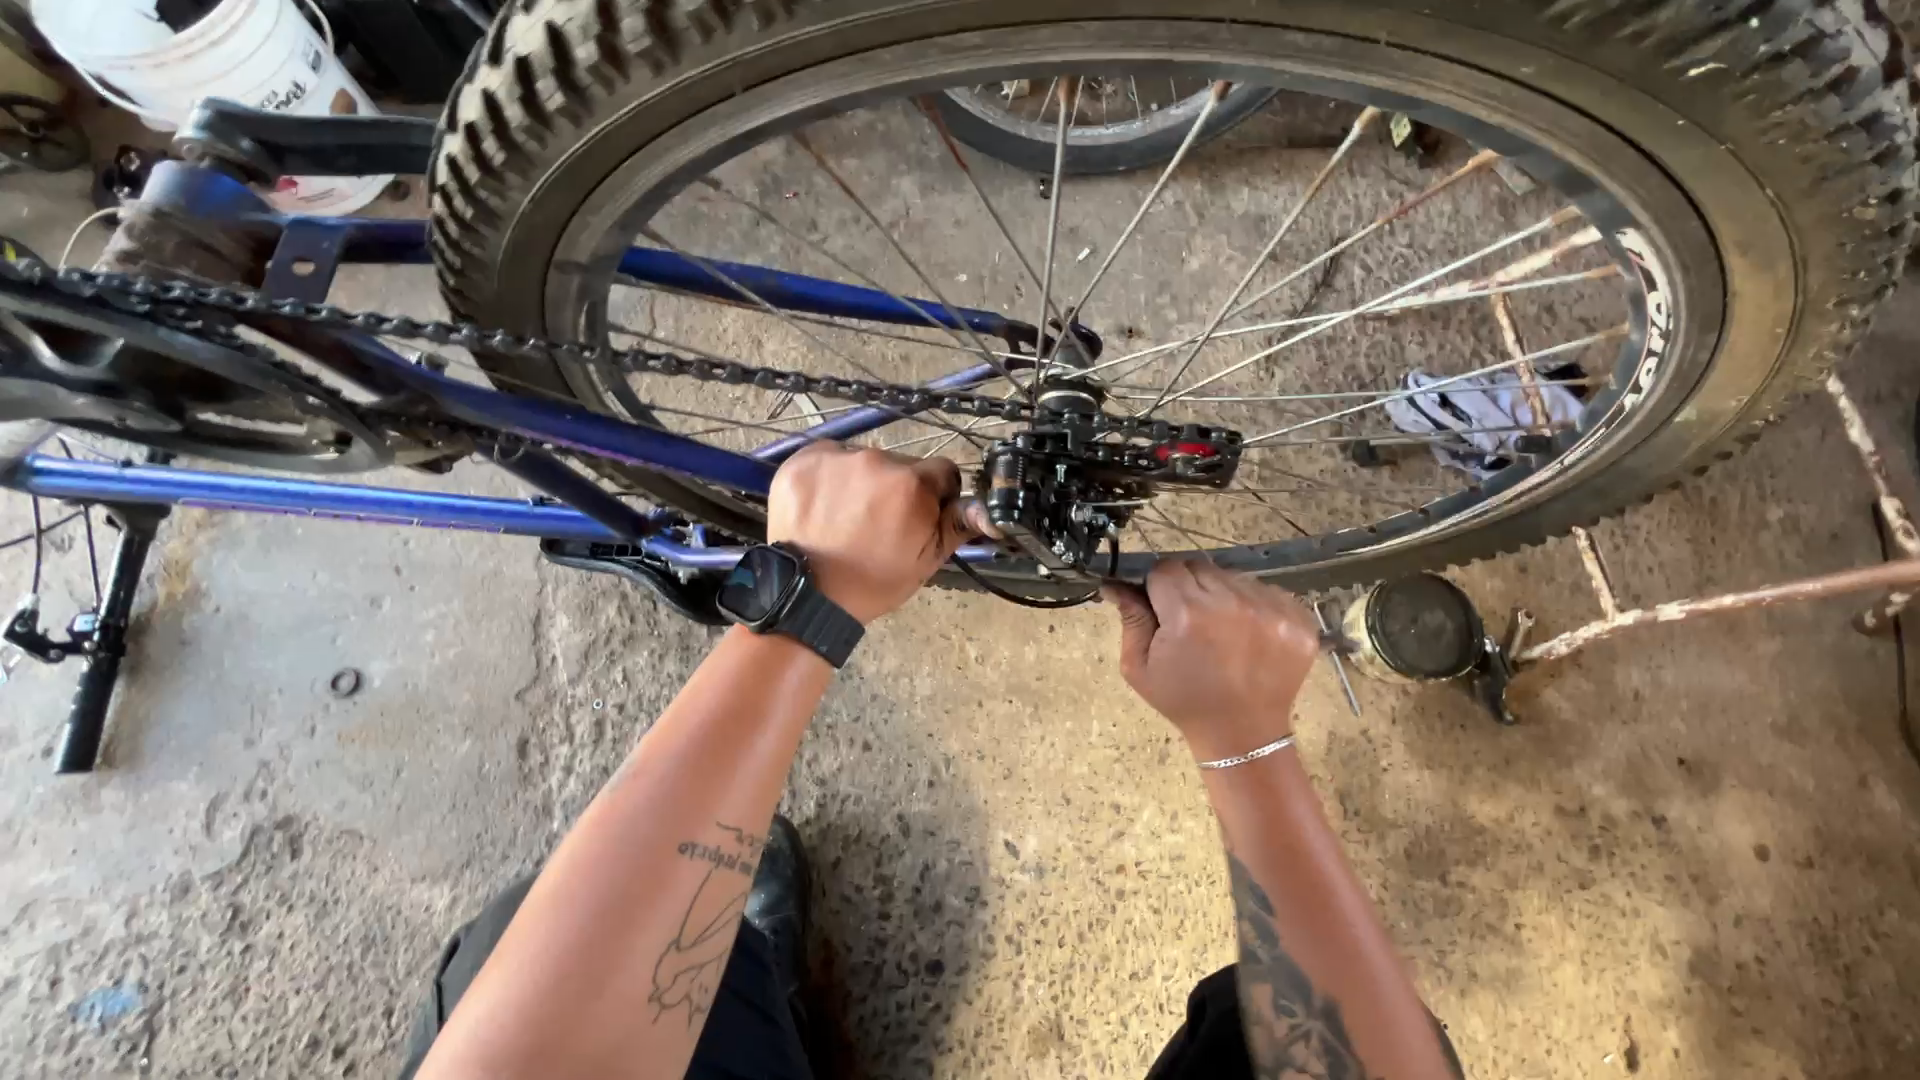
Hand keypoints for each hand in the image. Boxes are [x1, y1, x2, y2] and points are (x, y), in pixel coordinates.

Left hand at [767, 443, 978, 623]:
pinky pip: (829, 458)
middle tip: (880, 523)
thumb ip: (958, 525)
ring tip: (848, 517)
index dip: (936, 494)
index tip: (919, 515)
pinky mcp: (803, 459)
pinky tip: (825, 505)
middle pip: (901, 465)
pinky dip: (830, 477)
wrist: (808, 593)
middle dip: (897, 488)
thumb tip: (988, 508)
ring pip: (864, 461)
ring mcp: (836, 458)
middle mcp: (876, 461)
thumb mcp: (926, 560)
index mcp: (912, 485)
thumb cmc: (873, 581)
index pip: (942, 471)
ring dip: (863, 481)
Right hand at [1103, 560, 1321, 761]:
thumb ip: (1130, 618)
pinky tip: (1248, 635)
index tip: (1162, 608)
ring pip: (1233, 576)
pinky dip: (1254, 605)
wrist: (1243, 734)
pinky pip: (1266, 590)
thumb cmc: (1184, 701)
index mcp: (1187, 614)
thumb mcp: (1139, 667)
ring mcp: (1270, 609)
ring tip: (1221, 630)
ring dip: (1222, 595)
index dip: (1158, 586)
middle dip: (1189, 588)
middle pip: (1199, 567)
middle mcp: (1231, 603)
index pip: (1165, 568)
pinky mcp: (1297, 618)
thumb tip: (1114, 583)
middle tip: (1190, 621)